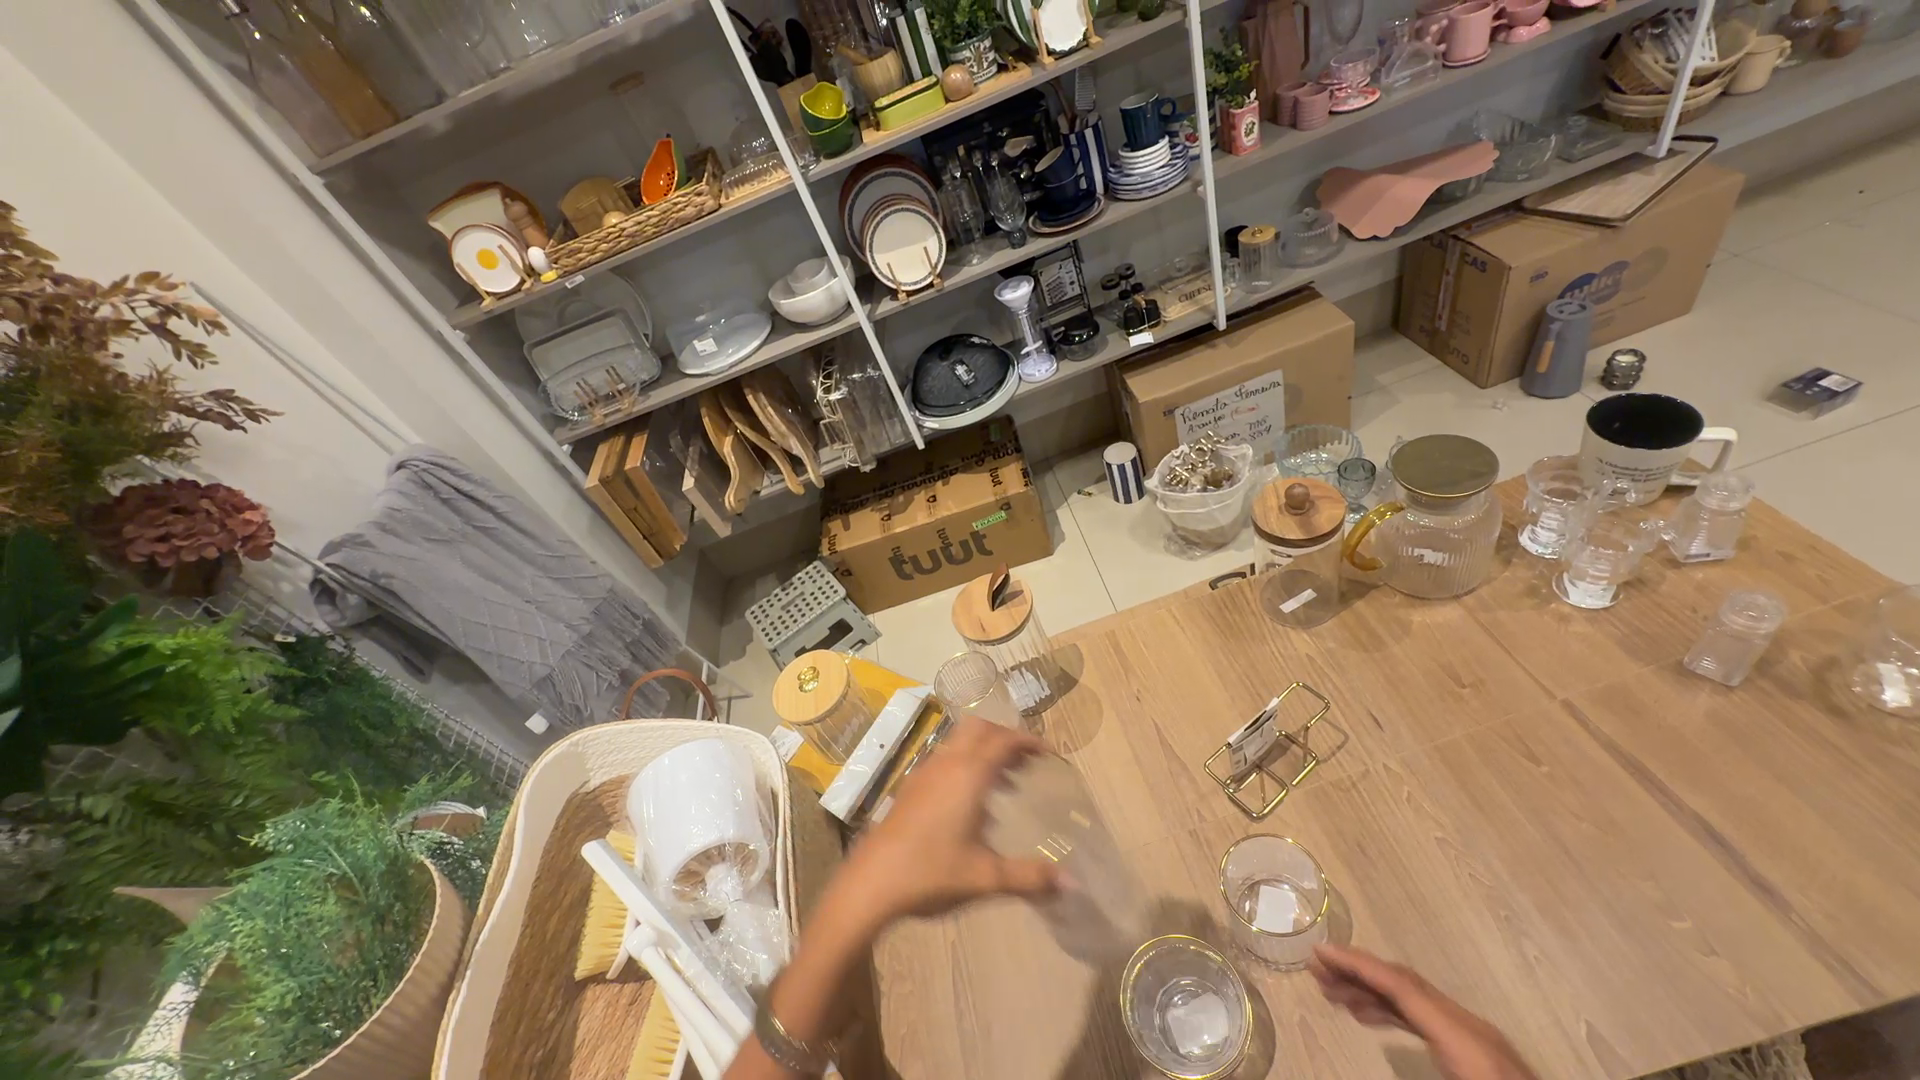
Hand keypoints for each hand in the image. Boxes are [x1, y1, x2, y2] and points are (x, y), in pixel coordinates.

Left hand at [834, 718, 1060, 926]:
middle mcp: (946, 765)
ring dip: (983, 751)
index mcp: (968, 775)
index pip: (1004, 740)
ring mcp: (923, 774)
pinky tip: (971, 805)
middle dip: (1004, 737)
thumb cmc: (931, 873)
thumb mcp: (986, 878)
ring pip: (958, 742)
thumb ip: (1030, 877)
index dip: (1028, 741)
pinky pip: (944, 760)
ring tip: (1005, 783)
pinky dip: (965, 765)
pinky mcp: (909, 789)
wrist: (871, 883)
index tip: (1048, 754)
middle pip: (978, 728)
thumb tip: (1072, 882)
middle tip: (1025, 761)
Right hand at [1310, 944, 1538, 1079]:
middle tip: (1316, 969)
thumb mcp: (1457, 1077)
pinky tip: (1369, 1015)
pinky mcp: (1476, 1053)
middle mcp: (1470, 1028)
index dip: (1357, 965)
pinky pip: (1427, 1019)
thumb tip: (1366, 1016)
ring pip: (1415, 1000)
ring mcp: (1475, 1040)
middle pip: (1406, 984)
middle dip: (1358, 971)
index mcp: (1464, 1040)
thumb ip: (1417, 1064)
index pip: (1402, 987)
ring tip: (1332, 992)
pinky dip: (1392, 1010)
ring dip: (1371, 991)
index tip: (1320, 952)